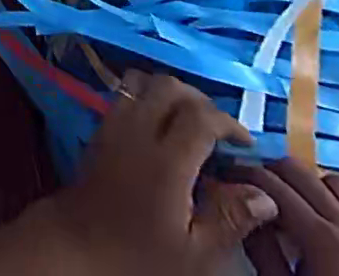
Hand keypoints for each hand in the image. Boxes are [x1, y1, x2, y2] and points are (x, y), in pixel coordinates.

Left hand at [41, 71, 279, 275]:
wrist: (75, 244)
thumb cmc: (138, 256)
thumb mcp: (194, 253)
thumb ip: (229, 218)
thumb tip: (264, 194)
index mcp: (166, 160)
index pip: (200, 116)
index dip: (229, 122)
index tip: (247, 144)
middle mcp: (137, 130)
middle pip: (168, 87)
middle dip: (200, 100)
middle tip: (220, 130)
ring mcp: (113, 124)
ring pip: (142, 82)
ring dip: (170, 92)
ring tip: (190, 122)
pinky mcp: (99, 127)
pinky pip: (124, 93)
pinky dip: (146, 96)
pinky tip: (160, 125)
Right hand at [233, 159, 338, 275]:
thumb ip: (263, 251)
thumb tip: (241, 208)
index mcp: (320, 239)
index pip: (269, 182)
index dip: (241, 172)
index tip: (223, 177)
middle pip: (302, 174)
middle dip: (269, 171)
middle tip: (251, 186)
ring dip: (314, 185)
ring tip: (296, 200)